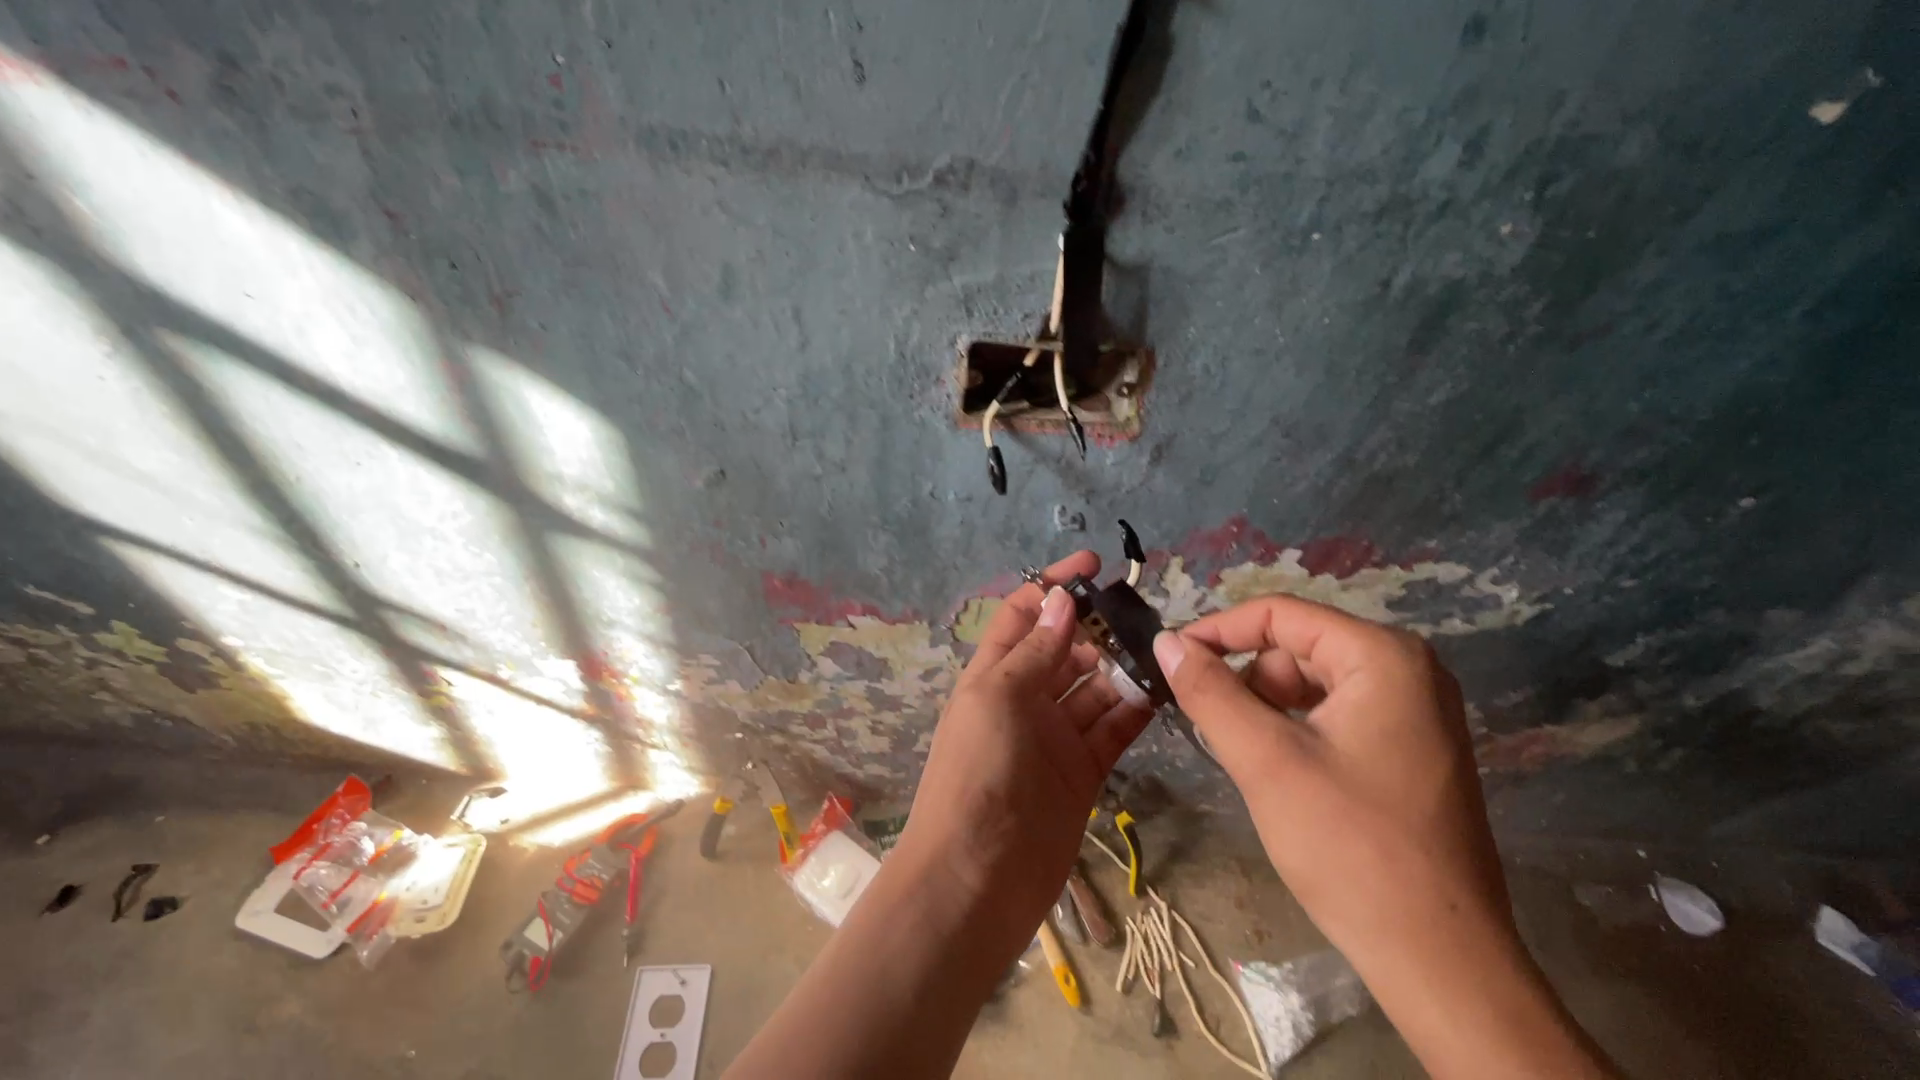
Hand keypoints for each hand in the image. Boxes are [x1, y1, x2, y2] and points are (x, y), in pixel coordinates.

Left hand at [898, 551, 1153, 932]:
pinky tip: (1165, 688)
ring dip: (1124, 665)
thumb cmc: (977, 774)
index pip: (1024, 615)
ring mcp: (1057, 736)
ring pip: (1097, 687)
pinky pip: (1115, 727)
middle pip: (1066, 648)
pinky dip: (1137, 707)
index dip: (1054, 586)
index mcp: (994, 675)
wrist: (977, 876)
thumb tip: (1060, 598)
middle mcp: (1025, 700)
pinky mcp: (1085, 770)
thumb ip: (1034, 651)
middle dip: (1099, 627)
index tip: (1094, 564)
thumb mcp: (998, 699)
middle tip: (1145, 612)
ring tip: (1164, 644)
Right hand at [1155, 597, 1613, 1078]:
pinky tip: (1281, 775)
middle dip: (1248, 682)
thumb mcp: (1265, 761)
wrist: (1437, 954)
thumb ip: (1210, 692)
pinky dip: (1296, 733)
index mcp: (1384, 656)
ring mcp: (1416, 711)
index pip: (1280, 614)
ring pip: (1312, 684)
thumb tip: (1165, 642)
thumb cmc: (1349, 847)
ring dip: (1268, 712)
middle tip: (1217, 733)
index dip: (1217, 631)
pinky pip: (1335, 715)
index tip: (1168, 661)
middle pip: (1297, 648)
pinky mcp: (1412, 748)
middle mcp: (1408, 669)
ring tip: (1250, 762)